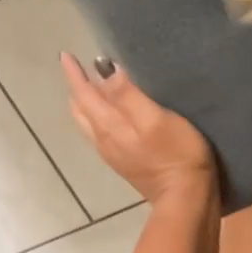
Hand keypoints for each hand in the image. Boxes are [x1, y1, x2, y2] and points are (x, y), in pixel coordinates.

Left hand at [61, 54, 215, 203]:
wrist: (185, 198)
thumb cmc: (176, 153)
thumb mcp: (156, 119)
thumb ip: (129, 96)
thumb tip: (106, 70)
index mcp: (109, 126)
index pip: (84, 94)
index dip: (75, 74)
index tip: (66, 54)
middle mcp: (104, 139)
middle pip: (81, 109)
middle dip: (78, 87)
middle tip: (81, 67)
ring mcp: (113, 153)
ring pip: (88, 122)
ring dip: (87, 101)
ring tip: (95, 83)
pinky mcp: (124, 161)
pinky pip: (100, 131)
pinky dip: (98, 114)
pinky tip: (112, 112)